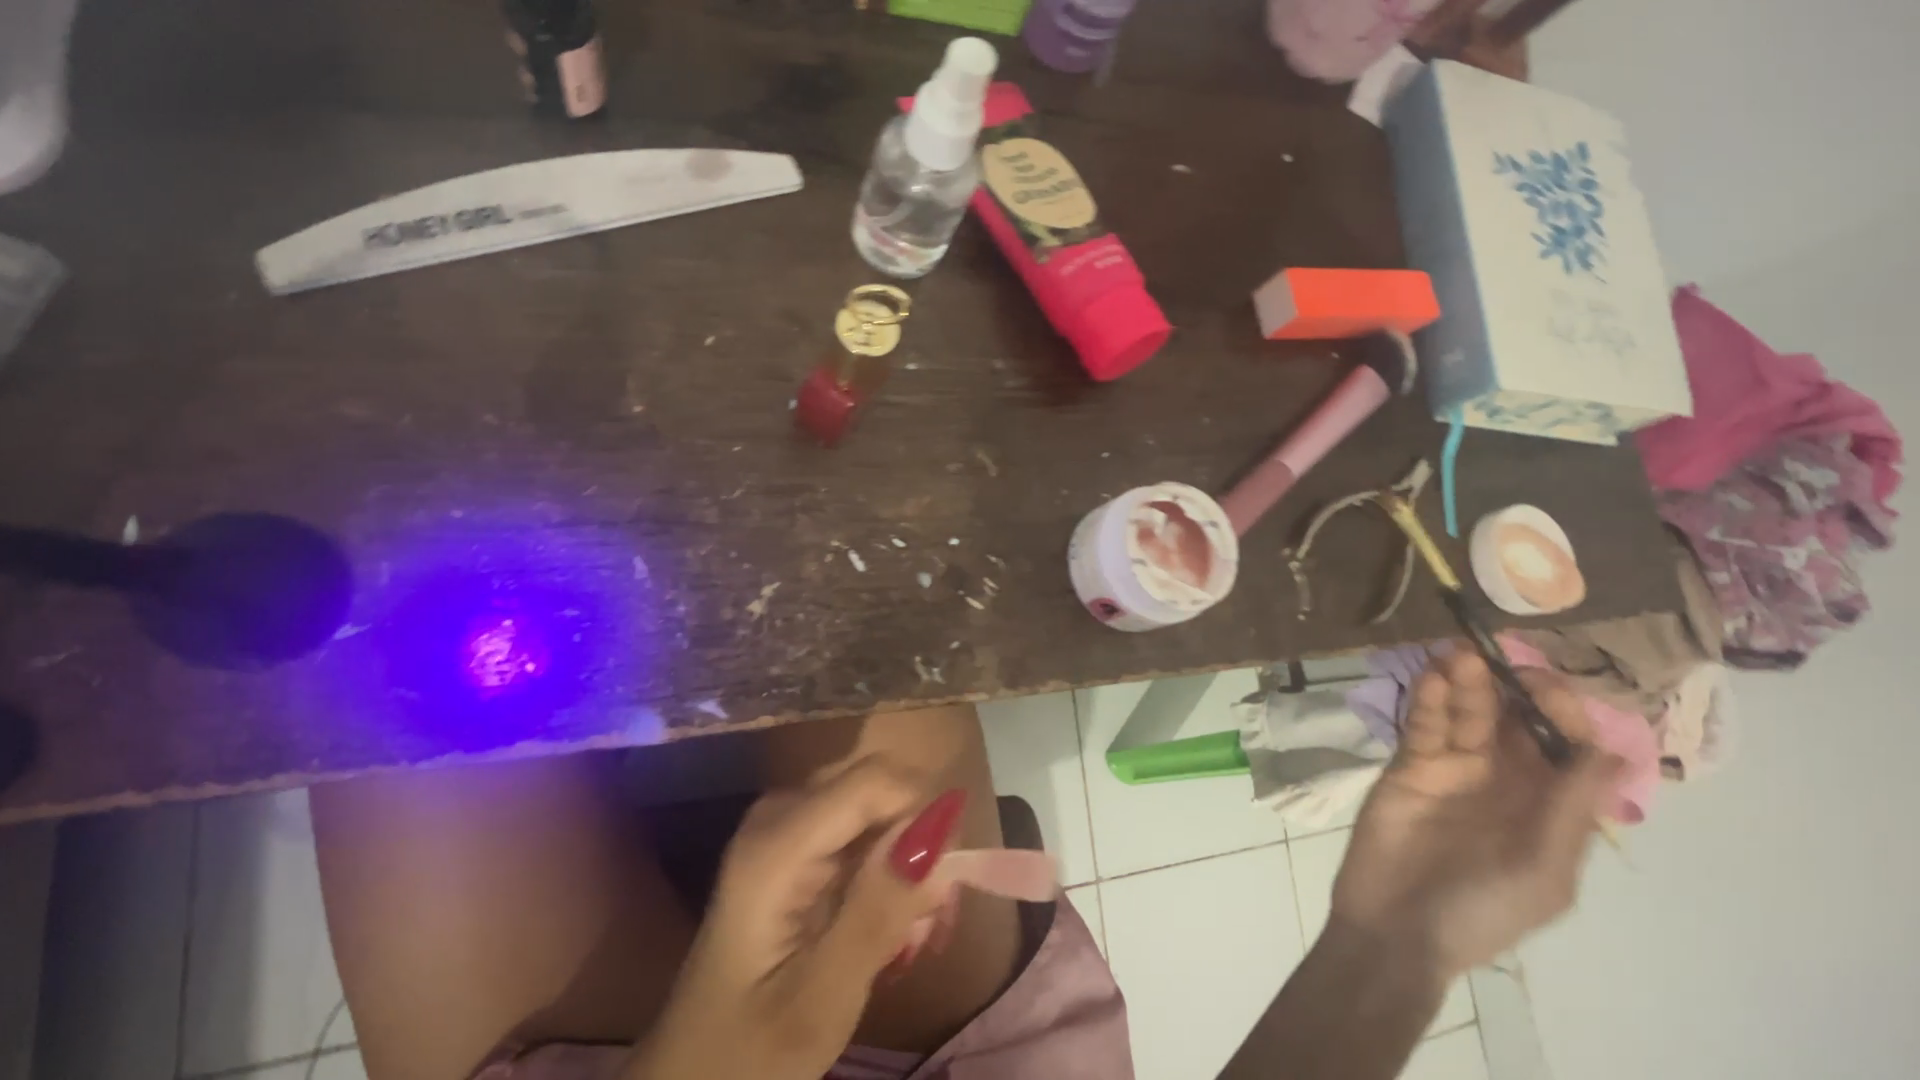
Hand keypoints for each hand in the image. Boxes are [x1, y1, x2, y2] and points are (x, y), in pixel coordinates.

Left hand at [628, 759, 963, 1079]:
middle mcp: (776, 817)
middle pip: (877, 787)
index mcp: (775, 845)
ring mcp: (781, 831)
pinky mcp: (791, 852)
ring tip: (908, 934)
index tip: (939, 892)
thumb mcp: (823, 997)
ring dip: (906, 860)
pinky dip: (887, 871)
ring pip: (874, 808)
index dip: (922, 820)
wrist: (690, 1078)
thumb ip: (879, 910)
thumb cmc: (750, 1052)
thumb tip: (940, 829)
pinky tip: (887, 926)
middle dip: (917, 842)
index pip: (876, 779)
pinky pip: (859, 831)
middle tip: (924, 921)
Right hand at [1332, 652, 1621, 977]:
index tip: (1540, 686)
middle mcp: (1506, 779)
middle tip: (1492, 654)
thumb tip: (1611, 753)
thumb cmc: (1480, 909)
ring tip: (1455, 653)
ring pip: (1467, 714)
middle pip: (1515, 720)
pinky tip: (1429, 676)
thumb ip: (1570, 809)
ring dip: (1463, 682)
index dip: (1559, 711)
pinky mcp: (1410, 766)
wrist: (1396, 930)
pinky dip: (1426, 699)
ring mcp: (1455, 769)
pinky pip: (1423, 726)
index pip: (1564, 744)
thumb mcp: (1541, 872)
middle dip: (1509, 685)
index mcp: (1549, 805)